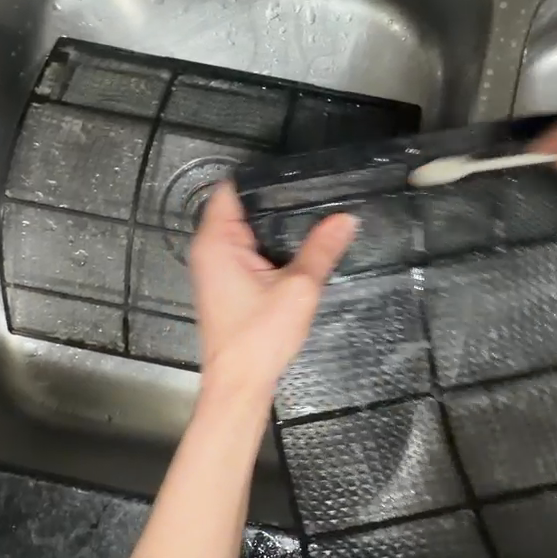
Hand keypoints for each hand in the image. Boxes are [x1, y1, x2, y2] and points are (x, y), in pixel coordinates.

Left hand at [189, 183, 355, 398]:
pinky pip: (250, 253)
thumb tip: (346, 218)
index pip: (233, 188)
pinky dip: (272, 248)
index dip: (265, 176)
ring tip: (316, 213)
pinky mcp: (228, 286)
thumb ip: (321, 250)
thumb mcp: (299, 289)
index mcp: (217, 241)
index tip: (299, 172)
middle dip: (277, 201)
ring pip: (248, 232)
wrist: (240, 384)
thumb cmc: (260, 337)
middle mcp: (210, 249)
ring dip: (277, 227)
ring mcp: (217, 268)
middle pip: (242, 208)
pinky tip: (302, 247)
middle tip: (318, 191)